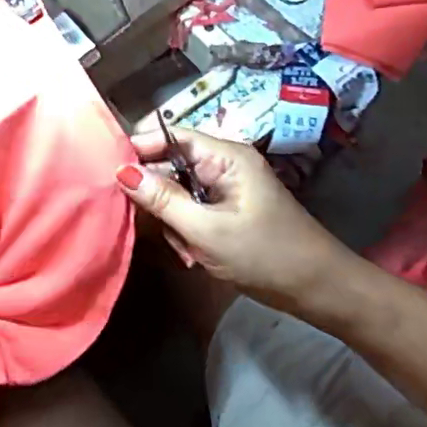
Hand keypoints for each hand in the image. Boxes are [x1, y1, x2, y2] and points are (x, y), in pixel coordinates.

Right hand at [116, 125, 351, 312]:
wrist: (317, 289)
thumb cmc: (264, 255)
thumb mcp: (206, 230)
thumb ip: (162, 200)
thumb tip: (121, 171)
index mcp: (226, 156)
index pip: (172, 136)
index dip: (140, 148)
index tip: (109, 170)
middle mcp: (224, 164)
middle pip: (171, 164)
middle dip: (158, 196)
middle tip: (154, 226)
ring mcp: (226, 187)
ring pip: (177, 191)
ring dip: (172, 219)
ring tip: (185, 250)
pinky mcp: (227, 208)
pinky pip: (191, 208)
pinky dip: (185, 230)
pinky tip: (192, 254)